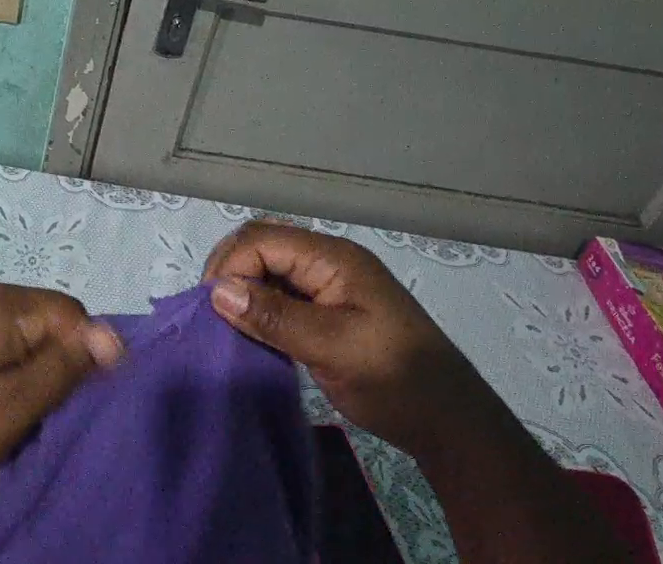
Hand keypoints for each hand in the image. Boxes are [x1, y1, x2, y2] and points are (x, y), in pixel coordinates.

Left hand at [0, 280, 123, 486]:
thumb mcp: (20, 402)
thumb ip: (67, 364)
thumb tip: (113, 336)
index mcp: (2, 301)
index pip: (71, 313)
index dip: (82, 352)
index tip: (69, 395)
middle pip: (48, 317)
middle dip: (56, 358)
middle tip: (38, 403)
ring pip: (27, 328)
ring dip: (33, 364)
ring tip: (15, 403)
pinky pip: (2, 334)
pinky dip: (10, 362)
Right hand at [203, 221, 489, 454]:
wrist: (449, 423)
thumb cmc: (396, 380)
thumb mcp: (334, 349)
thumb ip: (276, 317)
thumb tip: (217, 292)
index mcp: (333, 257)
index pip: (262, 239)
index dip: (230, 266)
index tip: (212, 311)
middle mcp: (327, 261)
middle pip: (261, 246)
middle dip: (230, 273)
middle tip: (214, 317)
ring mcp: (327, 285)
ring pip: (267, 270)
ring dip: (243, 292)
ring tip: (227, 327)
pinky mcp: (325, 310)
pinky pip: (279, 294)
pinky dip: (258, 309)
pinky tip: (250, 334)